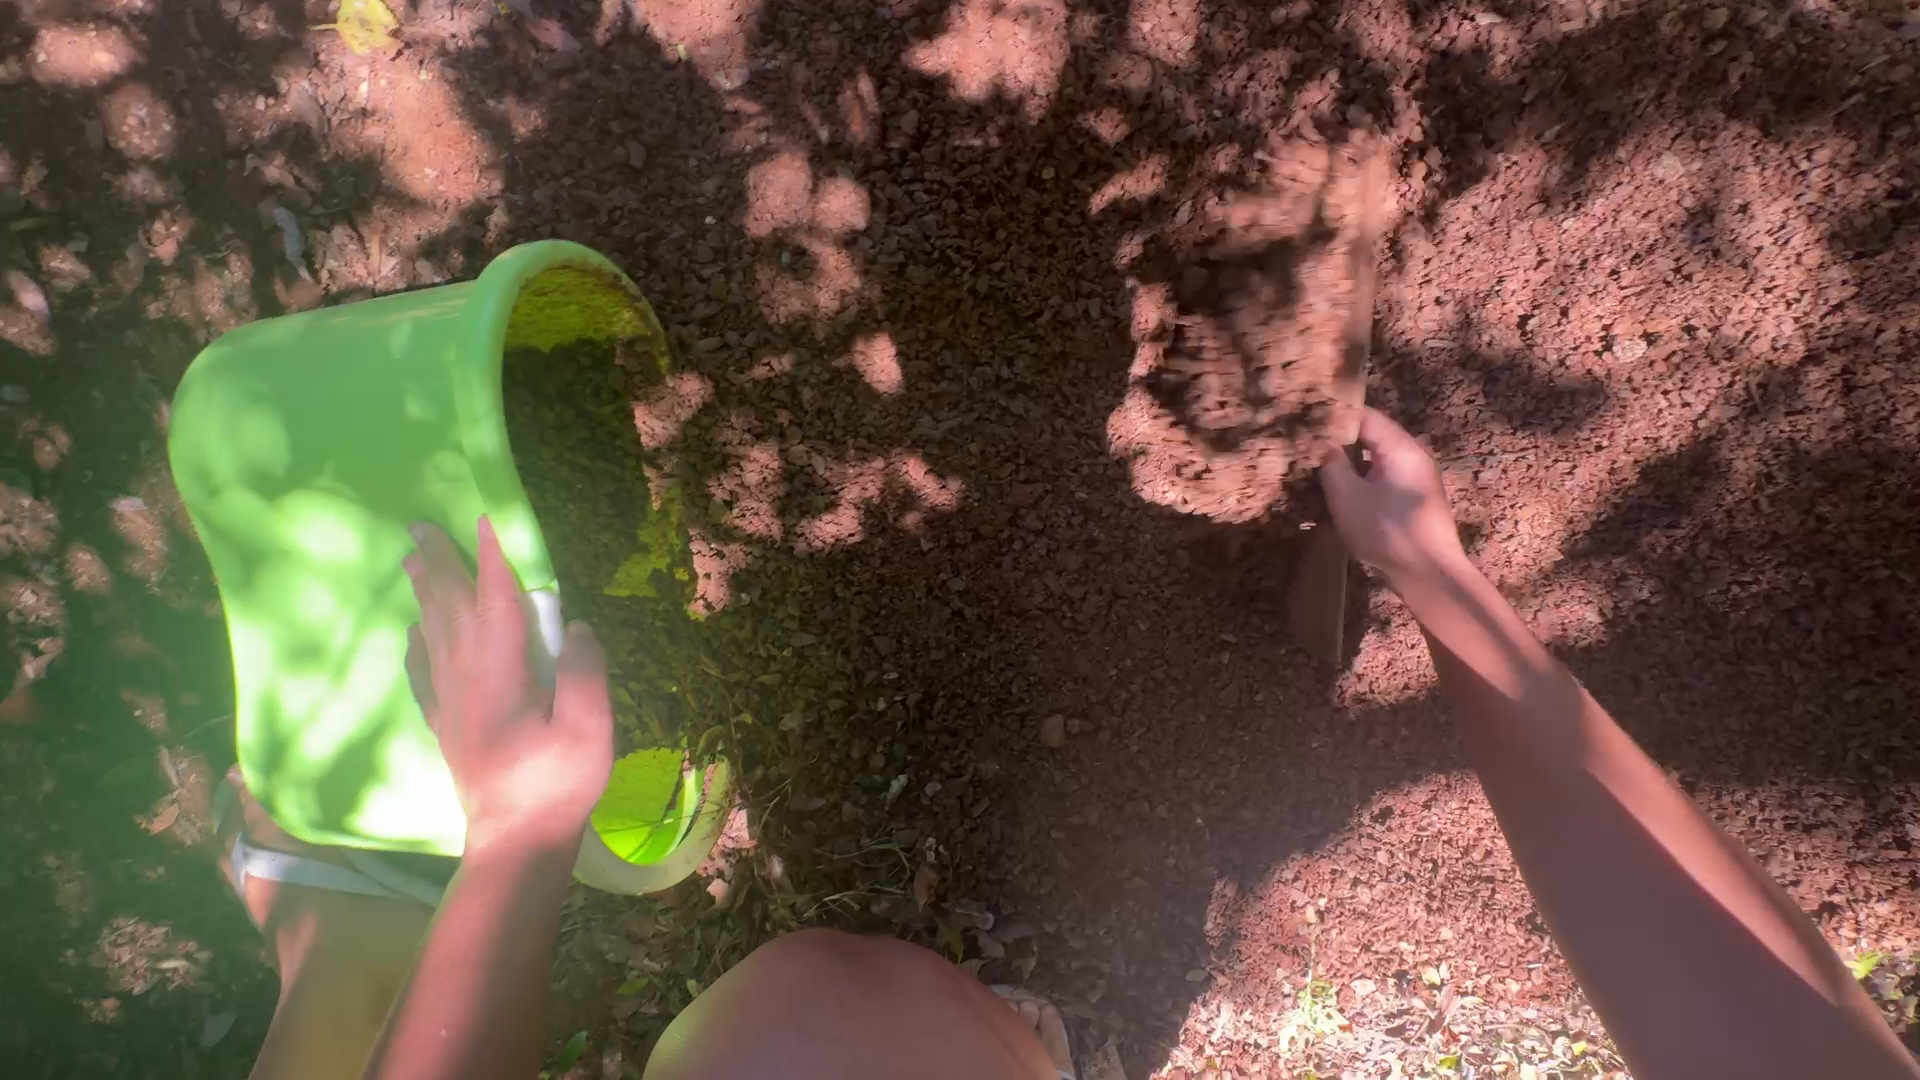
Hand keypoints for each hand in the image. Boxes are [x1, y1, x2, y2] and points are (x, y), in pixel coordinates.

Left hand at [403, 518, 612, 855]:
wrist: (515, 842)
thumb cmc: (558, 783)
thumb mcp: (589, 728)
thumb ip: (584, 672)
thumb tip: (576, 626)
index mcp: (498, 677)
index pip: (495, 604)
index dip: (492, 560)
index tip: (485, 519)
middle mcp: (464, 682)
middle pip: (448, 611)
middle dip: (439, 565)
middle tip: (420, 526)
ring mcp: (449, 703)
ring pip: (431, 634)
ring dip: (424, 593)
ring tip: (414, 561)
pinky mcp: (446, 723)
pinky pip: (423, 669)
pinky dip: (418, 640)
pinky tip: (415, 631)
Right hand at [1318, 407, 1467, 583]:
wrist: (1427, 572)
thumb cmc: (1385, 530)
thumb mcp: (1346, 495)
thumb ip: (1331, 463)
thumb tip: (1321, 440)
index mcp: (1401, 447)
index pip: (1365, 416)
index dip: (1334, 416)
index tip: (1305, 421)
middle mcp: (1413, 454)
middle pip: (1371, 434)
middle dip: (1338, 438)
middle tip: (1305, 444)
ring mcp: (1415, 475)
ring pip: (1374, 456)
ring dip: (1347, 460)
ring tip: (1316, 465)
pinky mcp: (1411, 495)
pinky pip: (1380, 475)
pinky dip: (1359, 476)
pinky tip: (1338, 487)